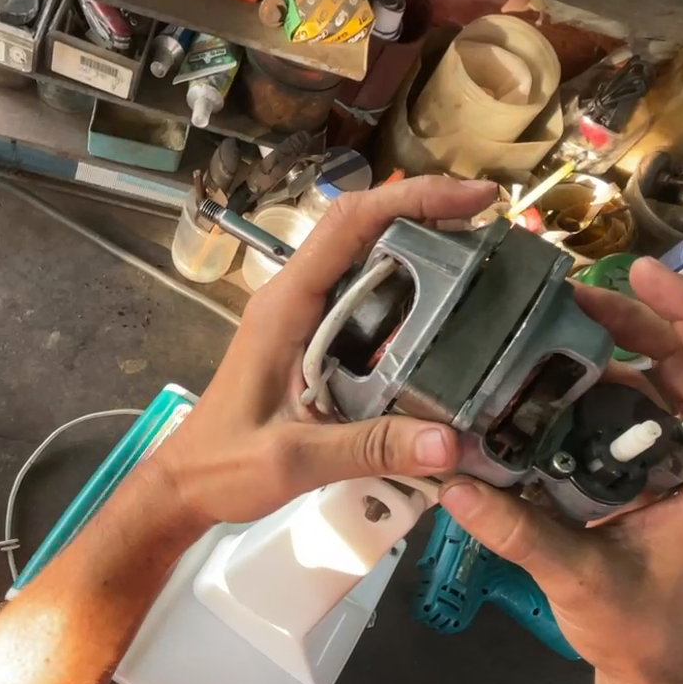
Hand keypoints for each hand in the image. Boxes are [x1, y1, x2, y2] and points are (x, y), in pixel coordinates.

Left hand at [150, 176, 500, 526]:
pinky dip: (403, 305)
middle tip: (494, 243)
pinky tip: (439, 329)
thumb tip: (448, 442)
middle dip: (429, 223)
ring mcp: (297, 322)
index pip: (349, 224)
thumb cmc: (224, 466)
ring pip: (364, 269)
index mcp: (283, 307)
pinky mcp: (305, 346)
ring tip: (482, 277)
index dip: (415, 199)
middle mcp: (291, 301)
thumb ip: (368, 449)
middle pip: (364, 235)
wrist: (188, 484)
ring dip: (420, 262)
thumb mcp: (296, 459)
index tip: (476, 200)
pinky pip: (360, 308)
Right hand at [437, 259, 682, 683]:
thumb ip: (517, 531)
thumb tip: (451, 484)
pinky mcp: (671, 474)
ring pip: (678, 382)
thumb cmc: (634, 626)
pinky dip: (614, 386)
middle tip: (579, 299)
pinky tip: (564, 383)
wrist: (649, 665)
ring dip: (628, 348)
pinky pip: (653, 411)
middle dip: (645, 321)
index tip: (641, 274)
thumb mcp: (574, 576)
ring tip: (564, 328)